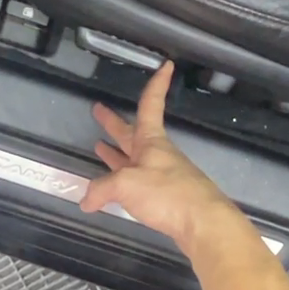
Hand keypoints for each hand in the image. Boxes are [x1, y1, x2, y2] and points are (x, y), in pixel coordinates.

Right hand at [80, 62, 241, 254]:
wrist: (203, 224)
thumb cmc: (168, 193)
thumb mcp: (126, 184)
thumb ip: (101, 189)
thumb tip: (85, 200)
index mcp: (151, 142)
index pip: (150, 105)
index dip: (156, 85)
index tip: (166, 65)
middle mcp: (157, 156)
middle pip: (133, 134)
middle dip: (115, 123)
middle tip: (99, 110)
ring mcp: (161, 178)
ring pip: (133, 161)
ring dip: (116, 154)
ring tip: (100, 148)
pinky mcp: (164, 200)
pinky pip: (136, 185)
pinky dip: (121, 184)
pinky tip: (110, 192)